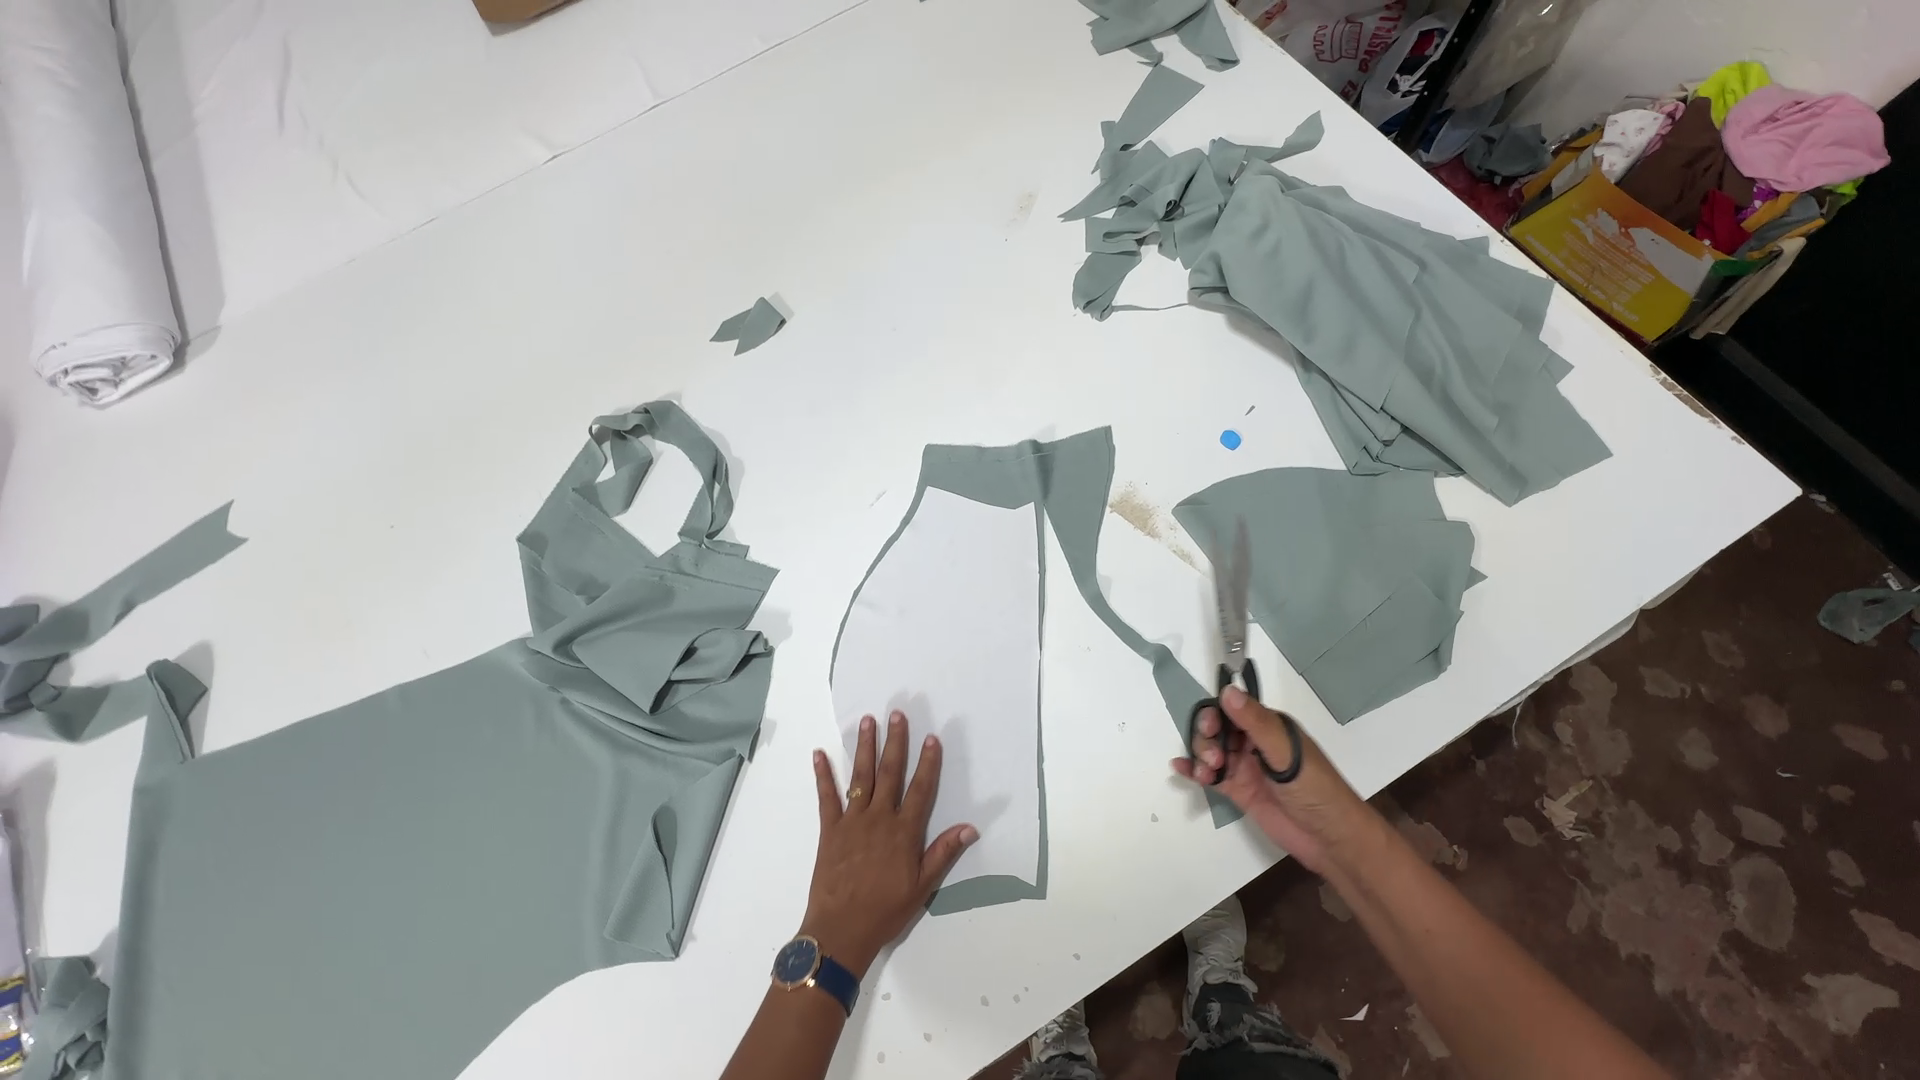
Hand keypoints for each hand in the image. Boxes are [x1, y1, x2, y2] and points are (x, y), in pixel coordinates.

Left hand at [802, 711, 975, 976]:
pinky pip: (826, 797)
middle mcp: (879, 818)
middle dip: (895, 742)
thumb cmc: (886, 911)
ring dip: (864, 747)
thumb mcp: (923, 886)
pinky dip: (823, 775)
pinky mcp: (830, 830)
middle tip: (897, 713)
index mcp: (904, 832)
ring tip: (867, 721)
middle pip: (889, 773)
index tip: (932, 737)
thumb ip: (943, 853)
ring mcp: (852, 821)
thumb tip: (970, 827)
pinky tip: (820, 754)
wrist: (841, 930)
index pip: (921, 789)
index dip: (928, 763)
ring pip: (860, 776)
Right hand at [1170, 685, 1374, 874]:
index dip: (1216, 714)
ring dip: (1201, 755)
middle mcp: (1256, 743)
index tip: (1209, 727)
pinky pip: (1211, 775)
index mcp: (1271, 727)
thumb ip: (1255, 722)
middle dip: (1207, 738)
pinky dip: (1194, 770)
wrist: (1329, 838)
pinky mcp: (1239, 791)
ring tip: (1207, 773)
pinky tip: (1181, 769)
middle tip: (1213, 758)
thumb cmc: (1315, 789)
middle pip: (1218, 729)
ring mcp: (1246, 767)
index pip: (1234, 709)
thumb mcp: (1286, 753)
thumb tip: (1227, 691)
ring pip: (1212, 751)